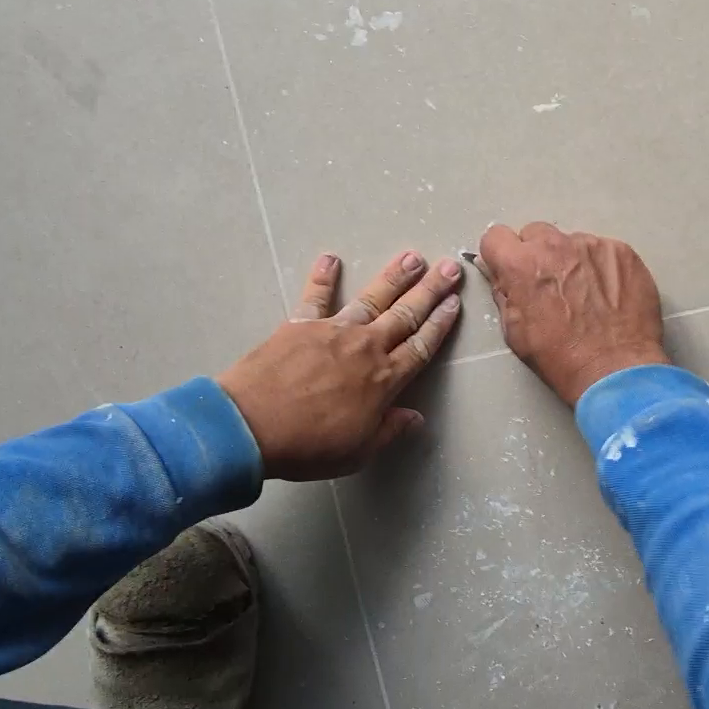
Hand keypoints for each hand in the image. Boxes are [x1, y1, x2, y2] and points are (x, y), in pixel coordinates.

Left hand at [217, 250, 461, 479]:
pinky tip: (330, 258)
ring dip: (394, 276)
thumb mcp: (359, 450)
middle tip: (449, 266)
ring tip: (411, 257)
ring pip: (372, 298)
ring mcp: (334, 331)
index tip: (455, 303)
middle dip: (431, 290)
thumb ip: (389, 430)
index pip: (422, 346)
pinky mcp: (301, 325)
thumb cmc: (309, 445)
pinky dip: (323, 277)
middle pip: (406, 314)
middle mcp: (366, 347)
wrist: (253, 426)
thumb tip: (416, 418)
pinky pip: (315, 296)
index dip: (441, 324)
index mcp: (385, 379)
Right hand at [478, 222, 668, 405]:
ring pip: (571, 242)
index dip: (501, 254)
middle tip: (549, 284)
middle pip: (535, 233)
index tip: (510, 269)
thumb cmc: (559, 358)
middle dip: (537, 254)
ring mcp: (592, 245)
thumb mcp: (514, 331)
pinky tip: (607, 295)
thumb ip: (503, 292)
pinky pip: (603, 251)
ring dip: (572, 260)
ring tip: (584, 295)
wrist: (614, 369)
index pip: (495, 236)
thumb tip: (499, 272)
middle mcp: (555, 245)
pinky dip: (601, 267)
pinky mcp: (622, 252)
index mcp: (521, 264)